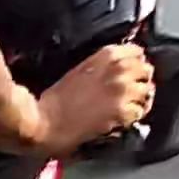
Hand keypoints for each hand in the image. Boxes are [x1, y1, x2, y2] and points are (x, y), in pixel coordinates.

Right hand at [35, 43, 155, 154]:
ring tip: (117, 114)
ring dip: (133, 103)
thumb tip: (106, 78)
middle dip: (134, 85)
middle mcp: (122, 68)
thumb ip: (97, 71)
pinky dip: (127, 120)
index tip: (120, 80)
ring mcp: (123, 90)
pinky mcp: (120, 111)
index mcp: (109, 55)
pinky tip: (114, 124)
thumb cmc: (43, 106)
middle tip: (119, 99)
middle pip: (145, 72)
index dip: (129, 69)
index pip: (137, 54)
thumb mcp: (72, 76)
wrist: (33, 125)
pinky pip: (137, 114)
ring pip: (146, 93)